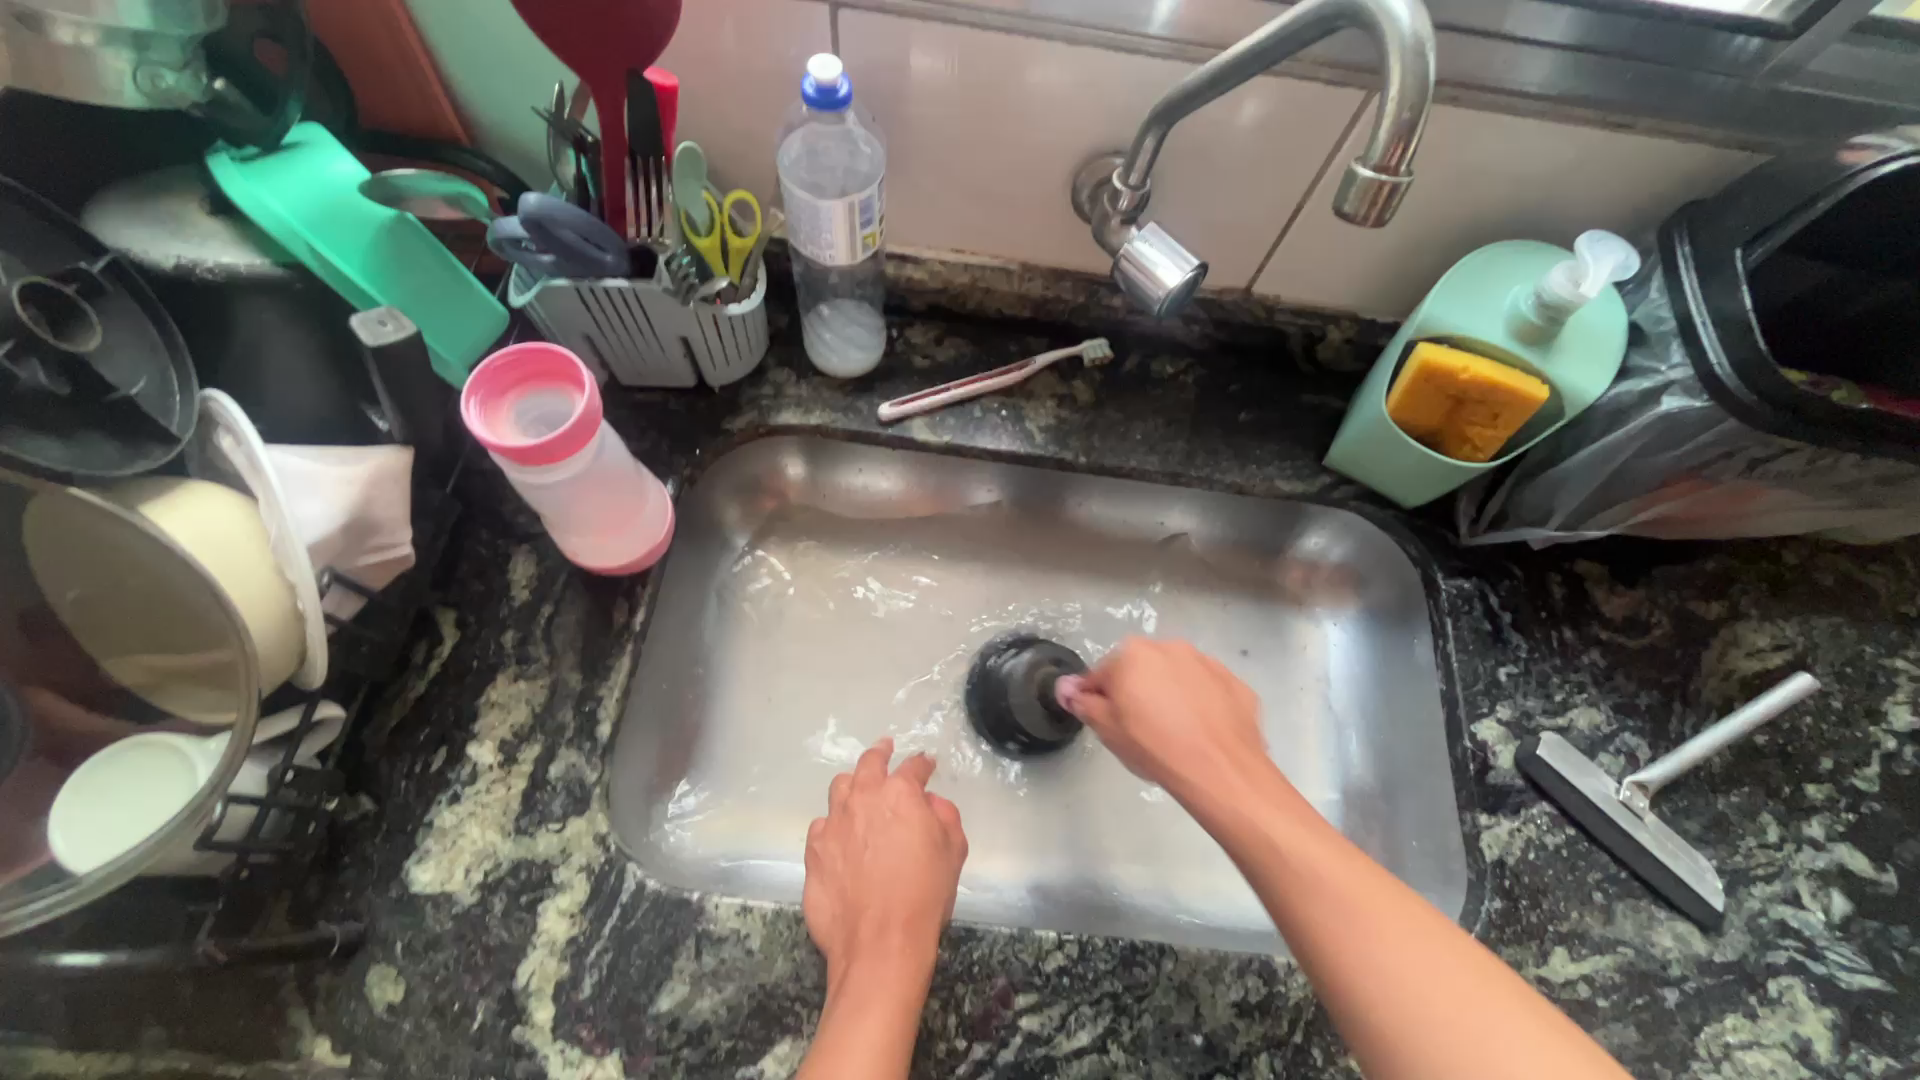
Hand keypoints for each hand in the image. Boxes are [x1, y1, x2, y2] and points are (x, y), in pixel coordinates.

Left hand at [804, 738, 967, 988]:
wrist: (879, 942)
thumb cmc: (925, 895)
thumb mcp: (954, 852)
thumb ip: (944, 817)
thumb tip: (929, 803)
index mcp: (900, 794)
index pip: (913, 767)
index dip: (922, 764)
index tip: (926, 763)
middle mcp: (862, 799)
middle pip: (869, 763)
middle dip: (880, 753)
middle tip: (885, 748)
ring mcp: (833, 823)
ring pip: (839, 788)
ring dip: (852, 785)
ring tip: (858, 790)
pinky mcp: (813, 851)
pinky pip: (822, 826)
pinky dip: (833, 825)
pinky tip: (840, 837)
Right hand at [1056, 637, 1273, 807]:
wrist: (1220, 768)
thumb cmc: (1153, 745)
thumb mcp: (1107, 728)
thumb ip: (1083, 702)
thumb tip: (1064, 686)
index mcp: (1131, 654)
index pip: (1101, 675)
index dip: (1097, 699)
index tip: (1104, 722)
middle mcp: (1169, 647)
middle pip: (1141, 669)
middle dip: (1137, 692)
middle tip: (1139, 728)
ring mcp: (1206, 662)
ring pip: (1176, 676)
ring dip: (1170, 694)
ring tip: (1174, 731)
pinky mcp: (1235, 682)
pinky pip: (1208, 690)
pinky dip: (1202, 704)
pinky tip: (1202, 731)